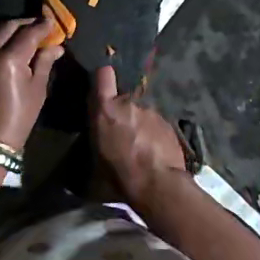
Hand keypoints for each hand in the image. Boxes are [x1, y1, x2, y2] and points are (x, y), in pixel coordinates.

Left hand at [0, 15, 62, 151]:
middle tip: (38, 27)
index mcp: (10, 59)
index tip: (51, 23)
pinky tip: (4, 43)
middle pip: (8, 25)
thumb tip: (56, 46)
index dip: (42, 26)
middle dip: (24, 23)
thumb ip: (44, 62)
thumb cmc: (19, 117)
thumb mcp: (38, 90)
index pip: (29, 33)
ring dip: (7, 27)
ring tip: (20, 33)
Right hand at [89, 66, 186, 200]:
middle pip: (124, 98)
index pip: (103, 75)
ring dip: (140, 123)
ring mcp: (151, 111)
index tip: (103, 84)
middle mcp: (129, 103)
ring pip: (142, 112)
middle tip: (122, 130)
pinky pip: (156, 124)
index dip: (103, 77)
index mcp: (106, 109)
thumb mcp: (95, 158)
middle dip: (122, 110)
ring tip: (141, 145)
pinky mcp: (168, 123)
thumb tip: (90, 140)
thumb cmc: (119, 174)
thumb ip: (95, 137)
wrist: (157, 184)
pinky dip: (154, 133)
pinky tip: (155, 150)